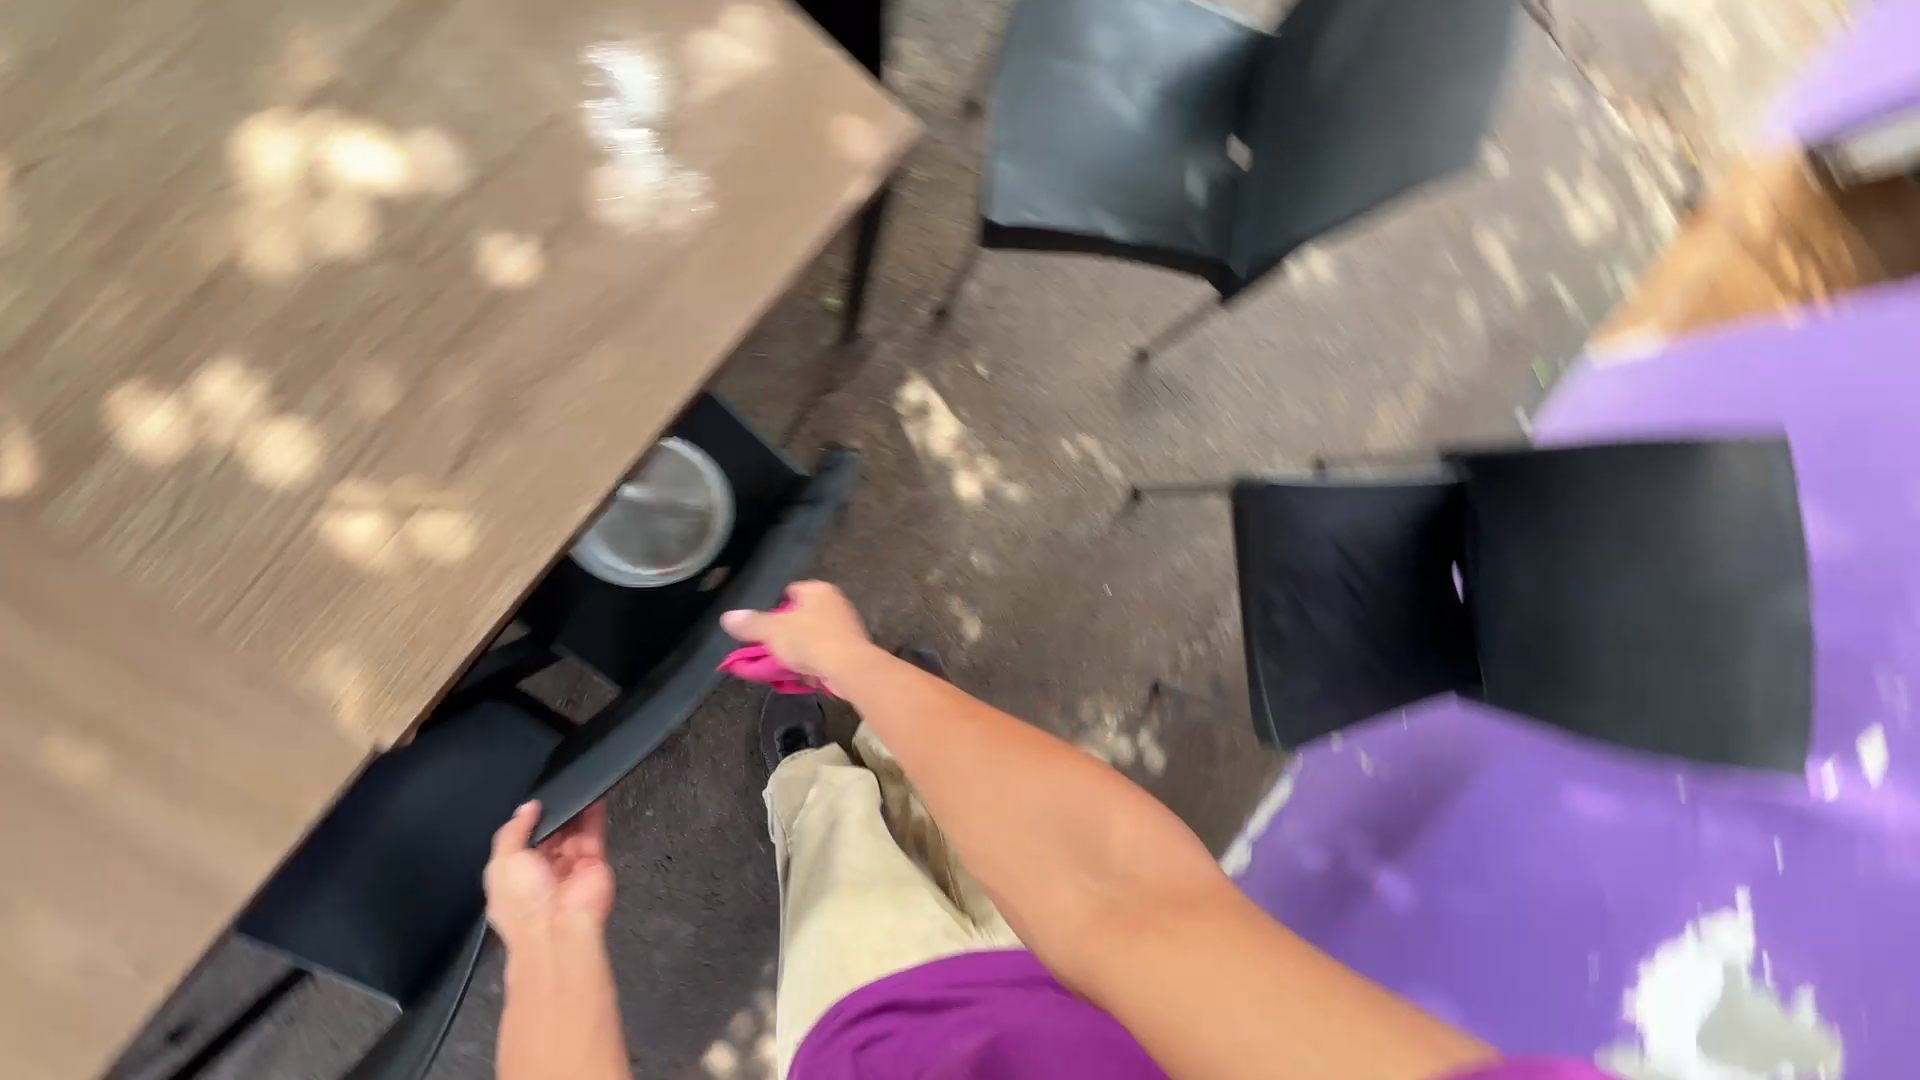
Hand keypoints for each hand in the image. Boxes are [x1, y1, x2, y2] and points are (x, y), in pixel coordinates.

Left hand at [485, 800, 615, 951]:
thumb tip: (526, 808)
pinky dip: (593, 815)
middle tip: (552, 799)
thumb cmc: (525, 909)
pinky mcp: (594, 862)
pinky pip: (594, 832)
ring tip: (573, 792)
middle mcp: (542, 874)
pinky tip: (590, 799)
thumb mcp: (502, 863)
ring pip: (572, 831)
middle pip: (548, 835)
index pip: (519, 843)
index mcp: (513, 878)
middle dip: (551, 816)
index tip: (532, 805)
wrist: (561, 927)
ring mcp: (569, 867)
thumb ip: (513, 831)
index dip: (525, 822)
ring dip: (573, 812)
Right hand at [721, 581, 877, 689]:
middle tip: (766, 646)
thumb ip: (751, 624)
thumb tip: (727, 617)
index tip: (760, 625)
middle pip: (799, 615)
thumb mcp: (773, 631)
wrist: (849, 668)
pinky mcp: (849, 648)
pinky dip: (810, 660)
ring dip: (796, 649)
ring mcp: (844, 626)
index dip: (772, 607)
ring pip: (810, 635)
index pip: (788, 591)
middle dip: (783, 631)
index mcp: (818, 589)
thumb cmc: (811, 640)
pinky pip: (822, 652)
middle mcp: (834, 602)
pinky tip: (798, 672)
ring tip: (779, 662)